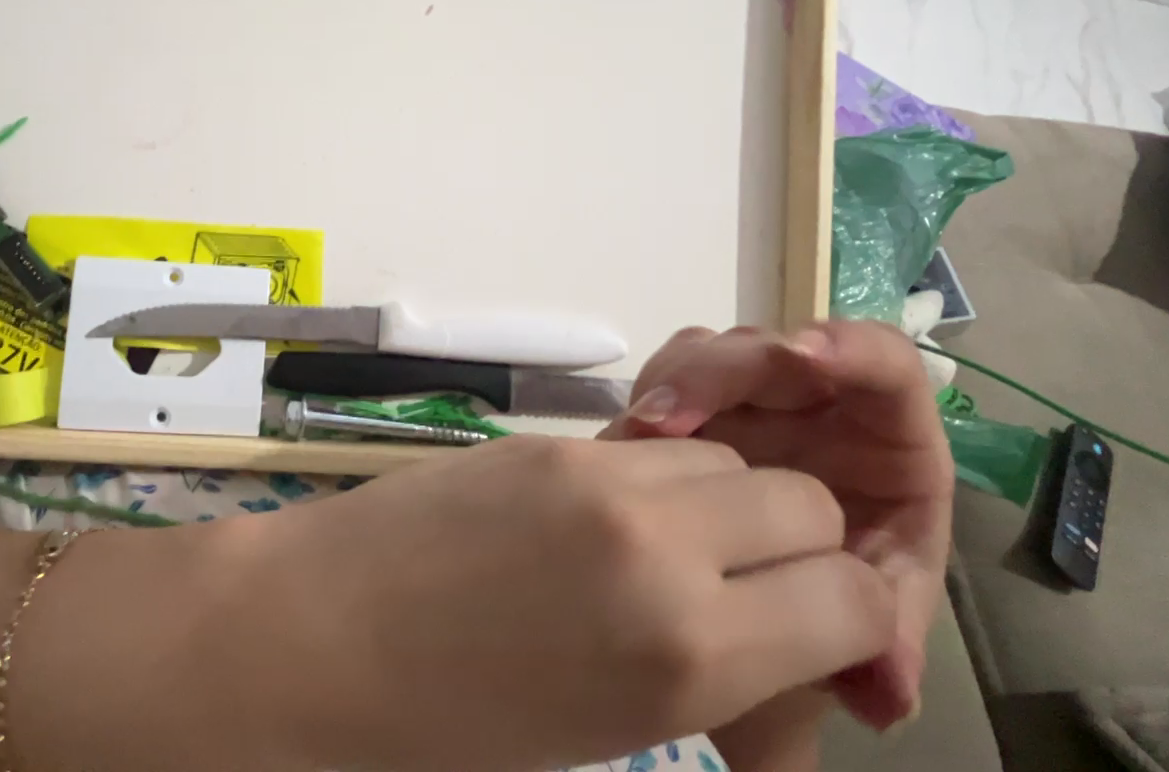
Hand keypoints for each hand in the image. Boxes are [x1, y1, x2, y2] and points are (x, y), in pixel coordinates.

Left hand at [174, 434, 894, 771]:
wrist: (315, 632)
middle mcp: (660, 545)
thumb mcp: (603, 728)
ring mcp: (597, 476)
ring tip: (664, 543)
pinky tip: (600, 516)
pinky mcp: (544, 441)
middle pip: (805, 503)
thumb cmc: (448, 721)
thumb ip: (707, 673)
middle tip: (742, 582)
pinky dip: (654, 478)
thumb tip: (778, 652)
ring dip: (722, 501)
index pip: (853, 599)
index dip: (845, 617)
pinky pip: (647, 446)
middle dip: (796, 547)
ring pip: (726, 460)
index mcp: (687, 653)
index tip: (812, 630)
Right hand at [600, 322, 954, 730]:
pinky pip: (668, 383)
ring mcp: (748, 404)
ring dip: (675, 382)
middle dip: (721, 369)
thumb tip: (891, 692)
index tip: (801, 357)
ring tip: (642, 432)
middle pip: (775, 350)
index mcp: (883, 441)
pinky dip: (648, 401)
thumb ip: (882, 645)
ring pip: (712, 355)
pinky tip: (629, 439)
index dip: (849, 347)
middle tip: (670, 414)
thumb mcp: (865, 629)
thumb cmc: (833, 610)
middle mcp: (814, 407)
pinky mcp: (694, 411)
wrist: (765, 618)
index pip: (881, 362)